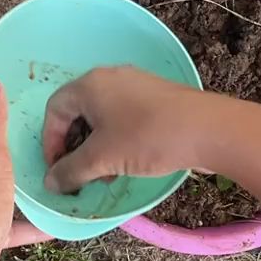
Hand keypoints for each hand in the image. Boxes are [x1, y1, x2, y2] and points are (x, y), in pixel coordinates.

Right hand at [42, 66, 228, 192]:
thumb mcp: (102, 159)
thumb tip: (50, 183)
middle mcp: (109, 77)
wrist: (210, 130)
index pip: (54, 110)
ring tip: (106, 173)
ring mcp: (134, 84)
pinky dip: (116, 138)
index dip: (50, 142)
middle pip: (77, 112)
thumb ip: (70, 171)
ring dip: (95, 147)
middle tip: (81, 173)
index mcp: (89, 85)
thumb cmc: (147, 138)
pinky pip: (123, 115)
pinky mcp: (155, 96)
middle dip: (74, 147)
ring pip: (101, 116)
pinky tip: (128, 161)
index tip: (57, 169)